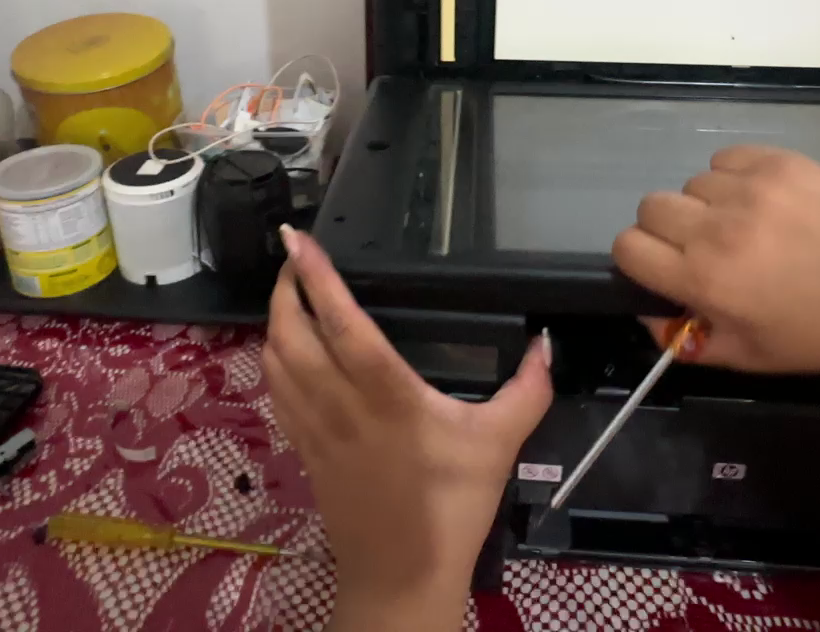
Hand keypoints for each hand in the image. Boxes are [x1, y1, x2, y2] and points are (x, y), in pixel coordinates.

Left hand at [264, 226, 552, 630]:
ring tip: (290, 291)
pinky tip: (287, 348)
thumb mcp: (498, 444)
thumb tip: (545, 344)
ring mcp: (313, 427)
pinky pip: (276, 390)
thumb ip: (527, 391)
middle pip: (291, 333)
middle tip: (295, 257)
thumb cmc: (450, 507)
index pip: (341, 323)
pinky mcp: (303, 448)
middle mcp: (339, 403)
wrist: (400, 580)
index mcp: (385, 394)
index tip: (296, 239)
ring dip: (275, 319)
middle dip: (285, 287)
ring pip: (275, 360)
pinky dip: (274, 357)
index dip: (317, 277)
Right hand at [613, 146, 819, 374]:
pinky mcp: (777, 162)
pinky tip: (762, 200)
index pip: (628, 246)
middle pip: (649, 207)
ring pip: (690, 184)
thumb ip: (685, 341)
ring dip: (706, 205)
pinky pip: (725, 159)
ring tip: (745, 224)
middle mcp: (718, 230)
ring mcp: (749, 190)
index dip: (638, 257)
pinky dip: (733, 177)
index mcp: (705, 280)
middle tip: (702, 245)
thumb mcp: (749, 357)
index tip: (662, 265)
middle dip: (666, 229)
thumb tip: (645, 314)